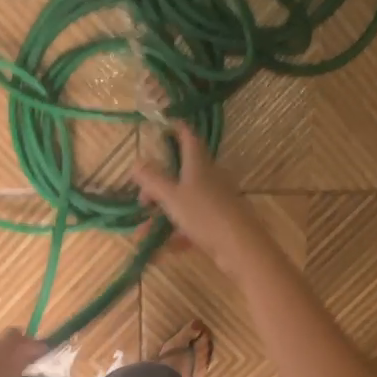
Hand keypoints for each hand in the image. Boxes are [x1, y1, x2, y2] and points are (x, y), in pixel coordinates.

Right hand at [133, 121, 276, 273]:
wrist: (240, 248)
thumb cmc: (205, 215)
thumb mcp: (172, 197)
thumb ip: (152, 180)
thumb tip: (136, 163)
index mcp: (199, 164)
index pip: (187, 136)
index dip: (174, 128)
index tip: (160, 126)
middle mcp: (209, 178)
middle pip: (181, 173)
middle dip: (158, 186)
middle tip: (142, 200)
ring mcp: (215, 201)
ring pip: (184, 202)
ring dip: (163, 215)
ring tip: (144, 234)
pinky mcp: (219, 222)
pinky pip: (192, 223)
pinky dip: (177, 233)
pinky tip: (162, 250)